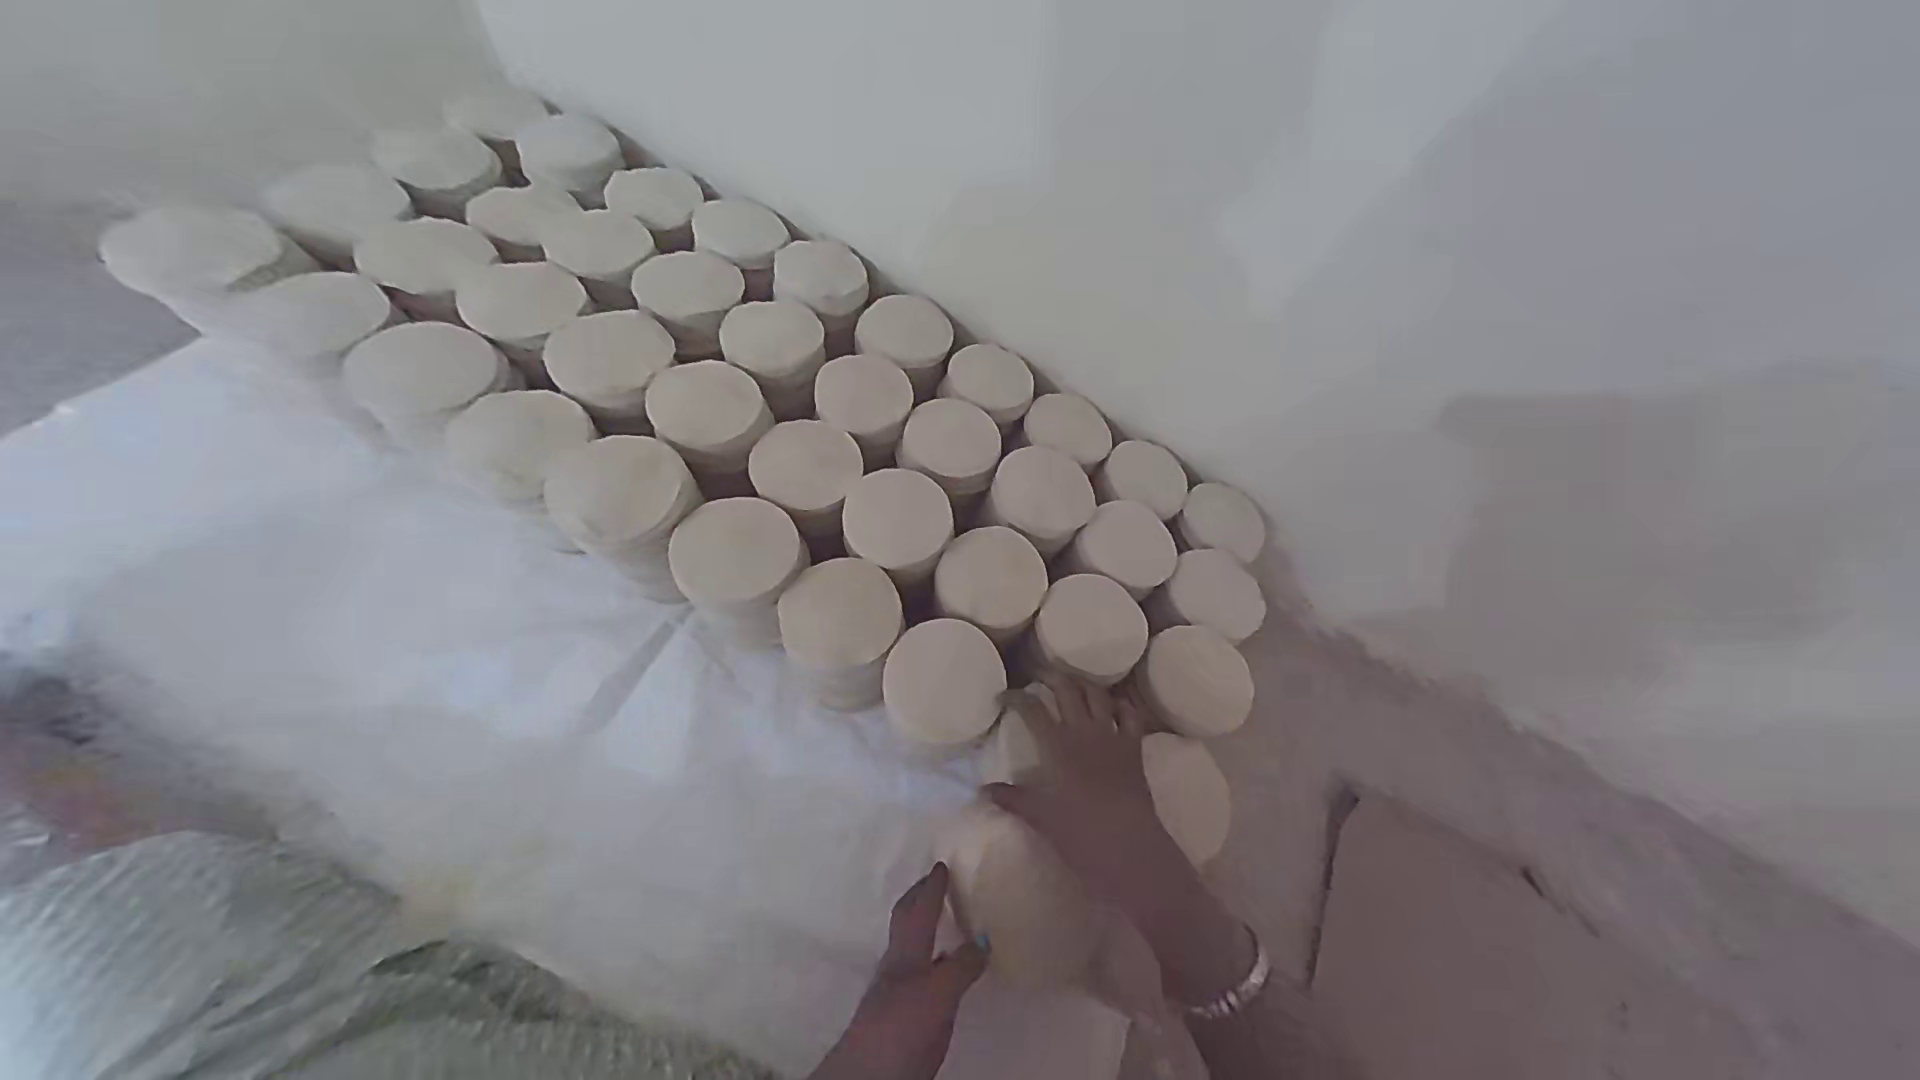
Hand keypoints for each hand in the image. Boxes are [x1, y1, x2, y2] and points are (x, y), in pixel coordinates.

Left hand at [809, 863, 988, 1079]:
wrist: (866, 1078)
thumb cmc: (903, 1025)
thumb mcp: (940, 993)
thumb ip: (961, 966)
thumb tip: (982, 938)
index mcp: (907, 950)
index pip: (921, 908)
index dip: (932, 886)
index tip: (940, 864)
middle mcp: (897, 963)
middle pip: (906, 920)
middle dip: (918, 897)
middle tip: (931, 881)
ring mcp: (893, 989)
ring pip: (908, 945)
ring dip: (921, 926)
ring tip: (938, 920)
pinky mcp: (896, 1015)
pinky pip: (915, 973)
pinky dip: (928, 960)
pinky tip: (937, 971)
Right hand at [985, 676, 1202, 934]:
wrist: (1131, 849)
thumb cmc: (1081, 835)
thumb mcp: (1041, 818)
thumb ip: (1013, 799)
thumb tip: (983, 790)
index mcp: (1057, 746)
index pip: (1032, 709)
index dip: (1015, 697)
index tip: (1003, 696)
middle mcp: (1084, 732)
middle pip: (1066, 689)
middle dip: (1050, 677)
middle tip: (1037, 677)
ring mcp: (1112, 736)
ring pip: (1097, 695)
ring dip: (1083, 684)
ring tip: (1072, 682)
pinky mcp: (1134, 747)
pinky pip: (1130, 715)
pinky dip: (1121, 704)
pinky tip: (1113, 704)